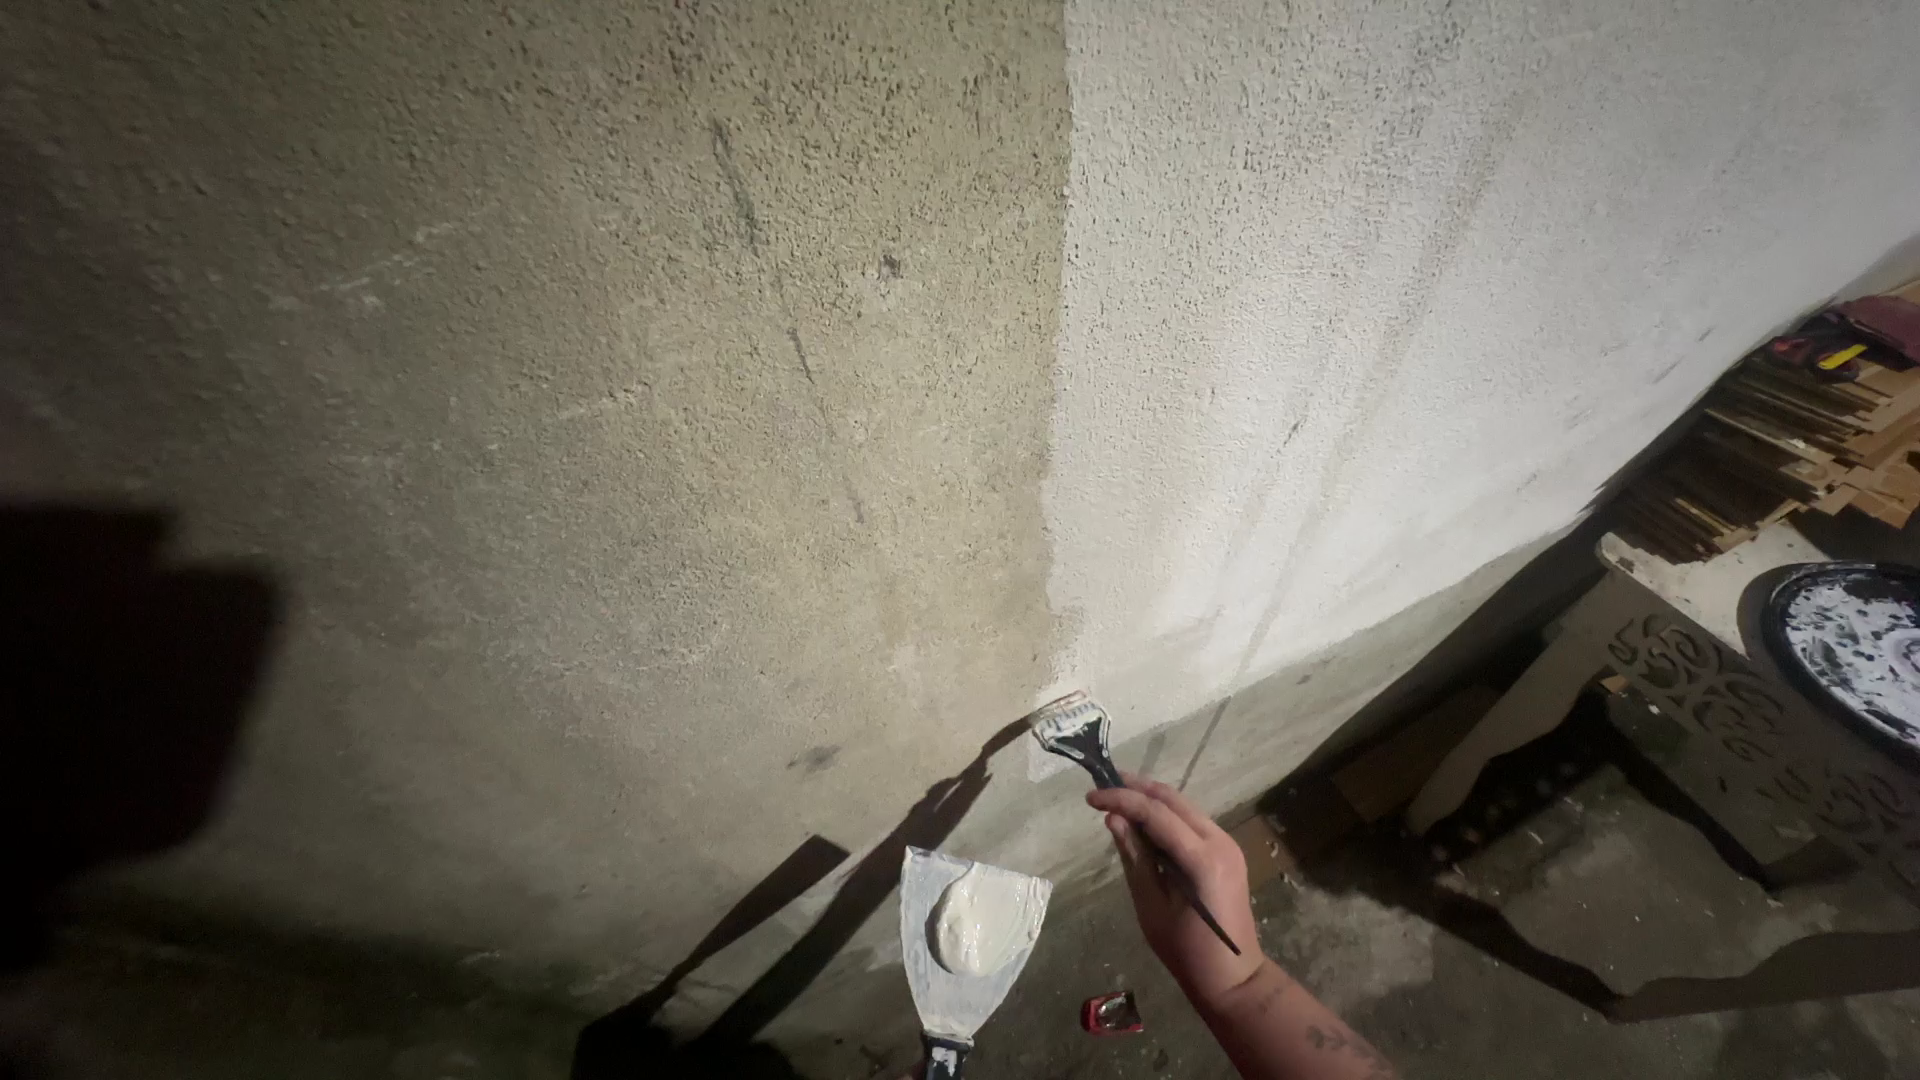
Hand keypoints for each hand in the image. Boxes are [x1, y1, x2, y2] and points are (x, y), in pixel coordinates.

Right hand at [1087, 773, 1263, 1005]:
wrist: (1234, 979)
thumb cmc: (1187, 951)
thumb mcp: (1151, 906)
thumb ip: (1134, 857)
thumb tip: (1113, 818)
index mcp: (1203, 859)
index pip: (1156, 813)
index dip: (1121, 800)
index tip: (1090, 798)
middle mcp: (1219, 841)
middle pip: (1172, 799)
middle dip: (1135, 787)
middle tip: (1102, 784)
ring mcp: (1226, 843)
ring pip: (1182, 805)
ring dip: (1149, 797)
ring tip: (1116, 796)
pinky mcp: (1225, 850)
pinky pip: (1190, 819)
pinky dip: (1164, 813)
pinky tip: (1141, 819)